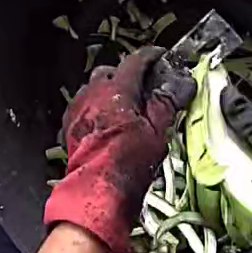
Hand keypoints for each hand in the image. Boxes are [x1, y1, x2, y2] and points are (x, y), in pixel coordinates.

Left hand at [44, 46, 195, 252]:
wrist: (95, 195)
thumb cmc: (127, 165)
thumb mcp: (157, 131)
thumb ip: (167, 102)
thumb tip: (181, 82)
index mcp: (117, 90)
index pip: (135, 61)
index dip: (152, 56)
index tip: (162, 58)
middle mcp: (92, 94)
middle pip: (112, 72)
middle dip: (129, 75)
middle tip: (146, 87)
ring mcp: (78, 109)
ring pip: (95, 88)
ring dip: (111, 91)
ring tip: (128, 106)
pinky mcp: (70, 126)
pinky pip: (85, 106)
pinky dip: (98, 107)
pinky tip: (109, 122)